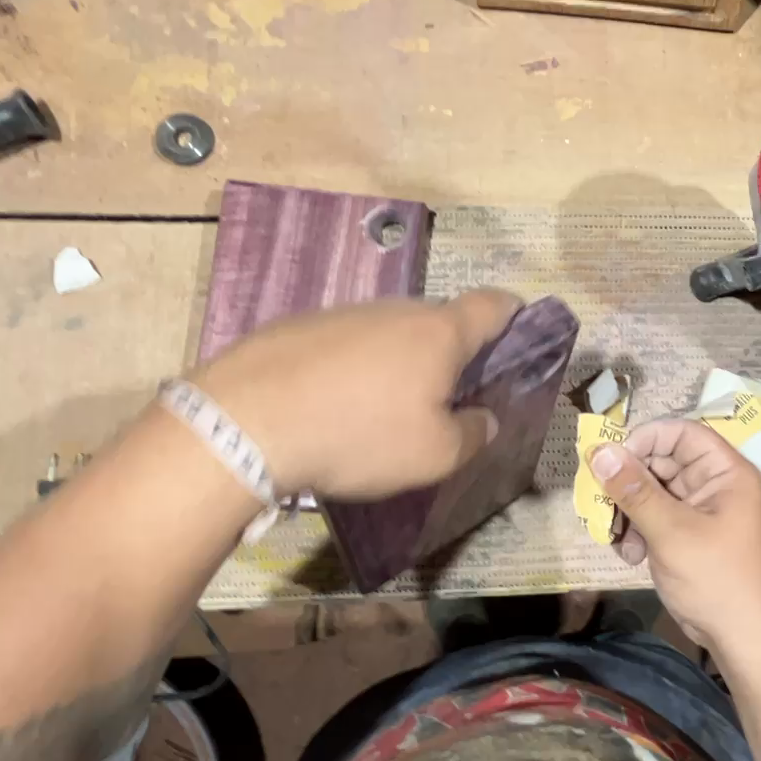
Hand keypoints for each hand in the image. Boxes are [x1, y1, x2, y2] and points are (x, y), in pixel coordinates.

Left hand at [190, 289, 521, 498]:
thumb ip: (472, 435)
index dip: (515, 315)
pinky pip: (345, 343)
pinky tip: (331, 405)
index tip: (518, 335)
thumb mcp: (433, 456)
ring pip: (389, 332)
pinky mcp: (296, 326)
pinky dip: (353, 367)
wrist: (242, 423)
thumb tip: (483, 420)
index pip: (494, 305)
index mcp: (439, 333)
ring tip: (382, 409)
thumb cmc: (359, 435)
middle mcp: (395, 310)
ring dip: (399, 361)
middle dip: (451, 353)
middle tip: (444, 398)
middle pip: (439, 322)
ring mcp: (342, 313)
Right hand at [590, 420, 760, 652]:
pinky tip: (630, 556)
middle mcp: (714, 483)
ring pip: (652, 490)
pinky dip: (638, 530)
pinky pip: (655, 516)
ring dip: (629, 511)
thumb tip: (600, 451)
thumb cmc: (715, 578)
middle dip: (629, 484)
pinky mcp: (687, 533)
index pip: (681, 433)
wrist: (741, 637)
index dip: (645, 439)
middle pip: (662, 461)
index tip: (611, 460)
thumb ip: (634, 491)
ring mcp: (700, 509)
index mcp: (725, 471)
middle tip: (602, 503)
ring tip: (618, 539)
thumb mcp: (670, 532)